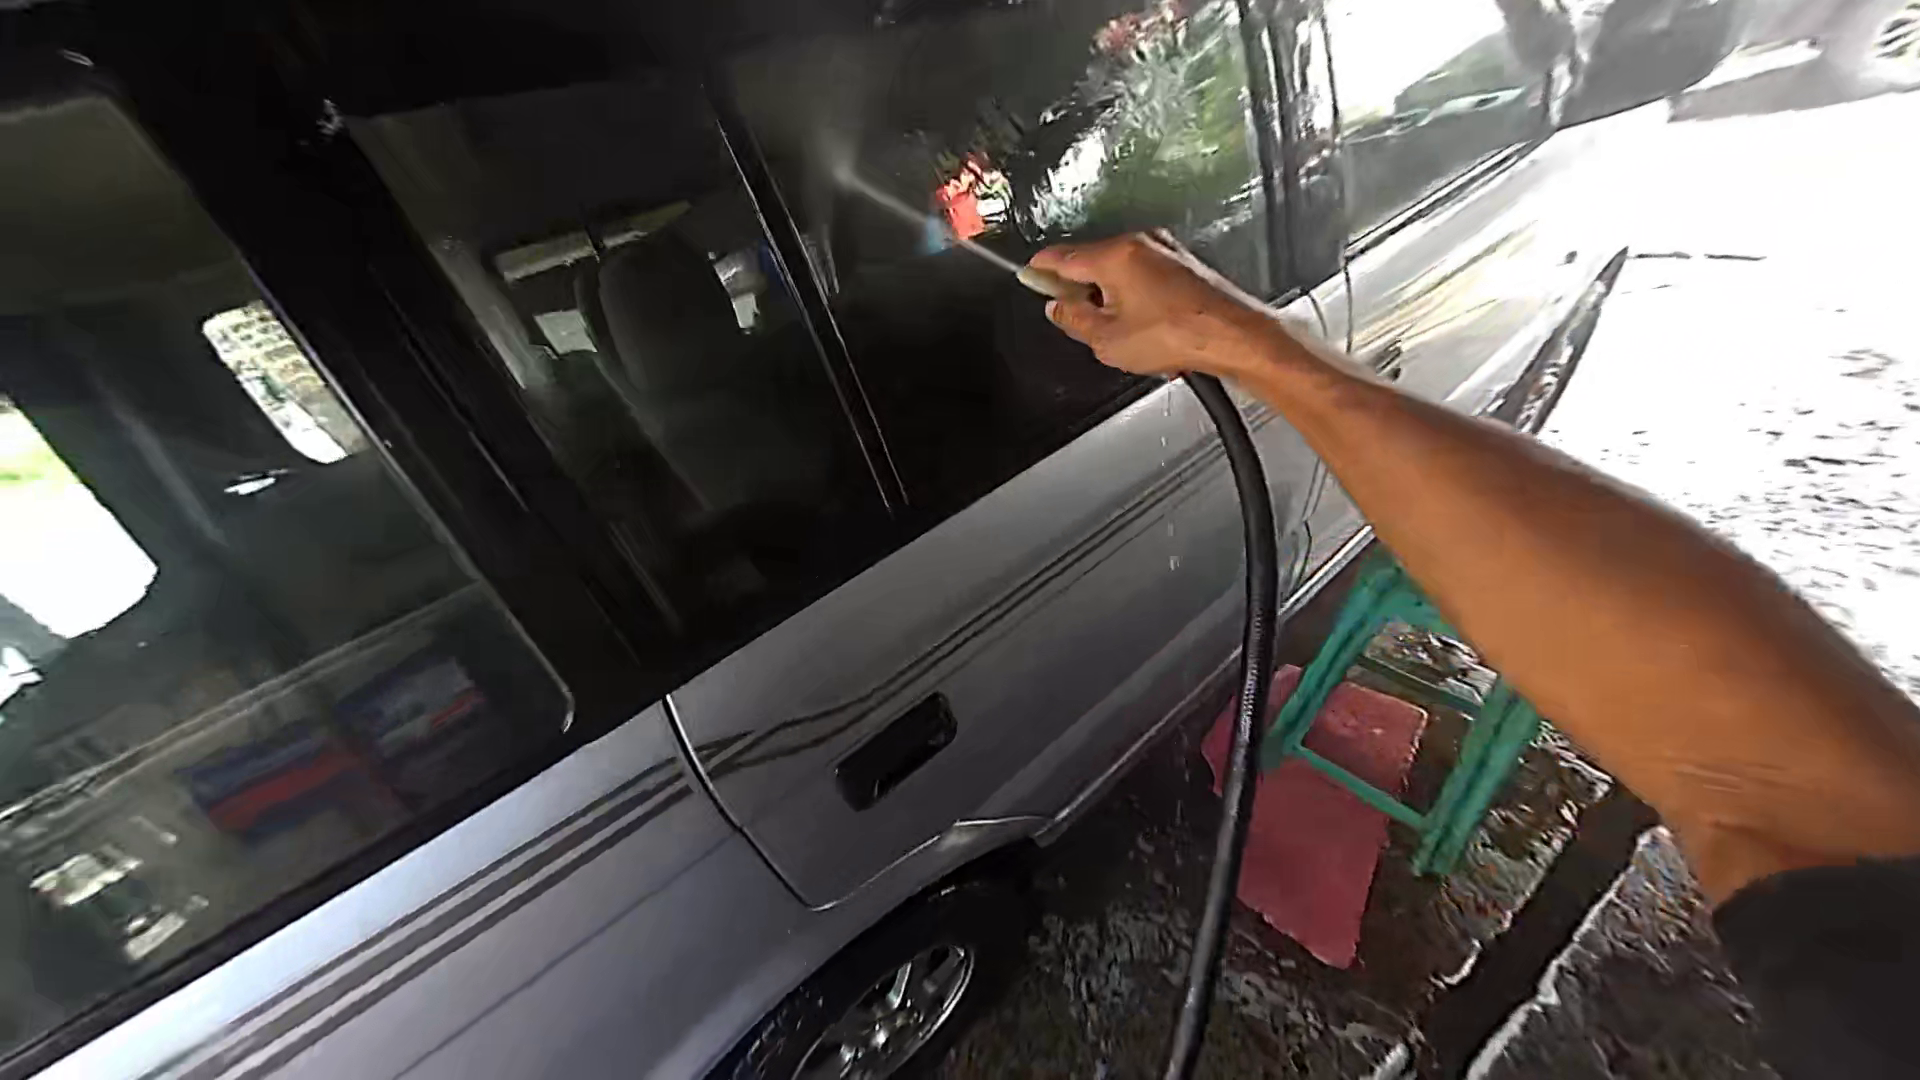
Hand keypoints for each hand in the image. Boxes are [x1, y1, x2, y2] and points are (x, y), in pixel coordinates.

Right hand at [1027, 231, 1287, 378]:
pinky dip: (1127, 295)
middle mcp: (1139, 244)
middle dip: (1076, 288)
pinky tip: (1136, 325)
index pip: (1062, 257)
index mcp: (1115, 257)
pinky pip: (1138, 275)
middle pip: (1089, 262)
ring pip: (1115, 270)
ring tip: (1113, 332)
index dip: (1040, 269)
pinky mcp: (1178, 264)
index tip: (1028, 273)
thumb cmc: (1177, 336)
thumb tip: (1058, 308)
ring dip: (1104, 295)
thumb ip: (1073, 319)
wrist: (1231, 336)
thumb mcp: (1106, 339)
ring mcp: (1162, 250)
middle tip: (1071, 318)